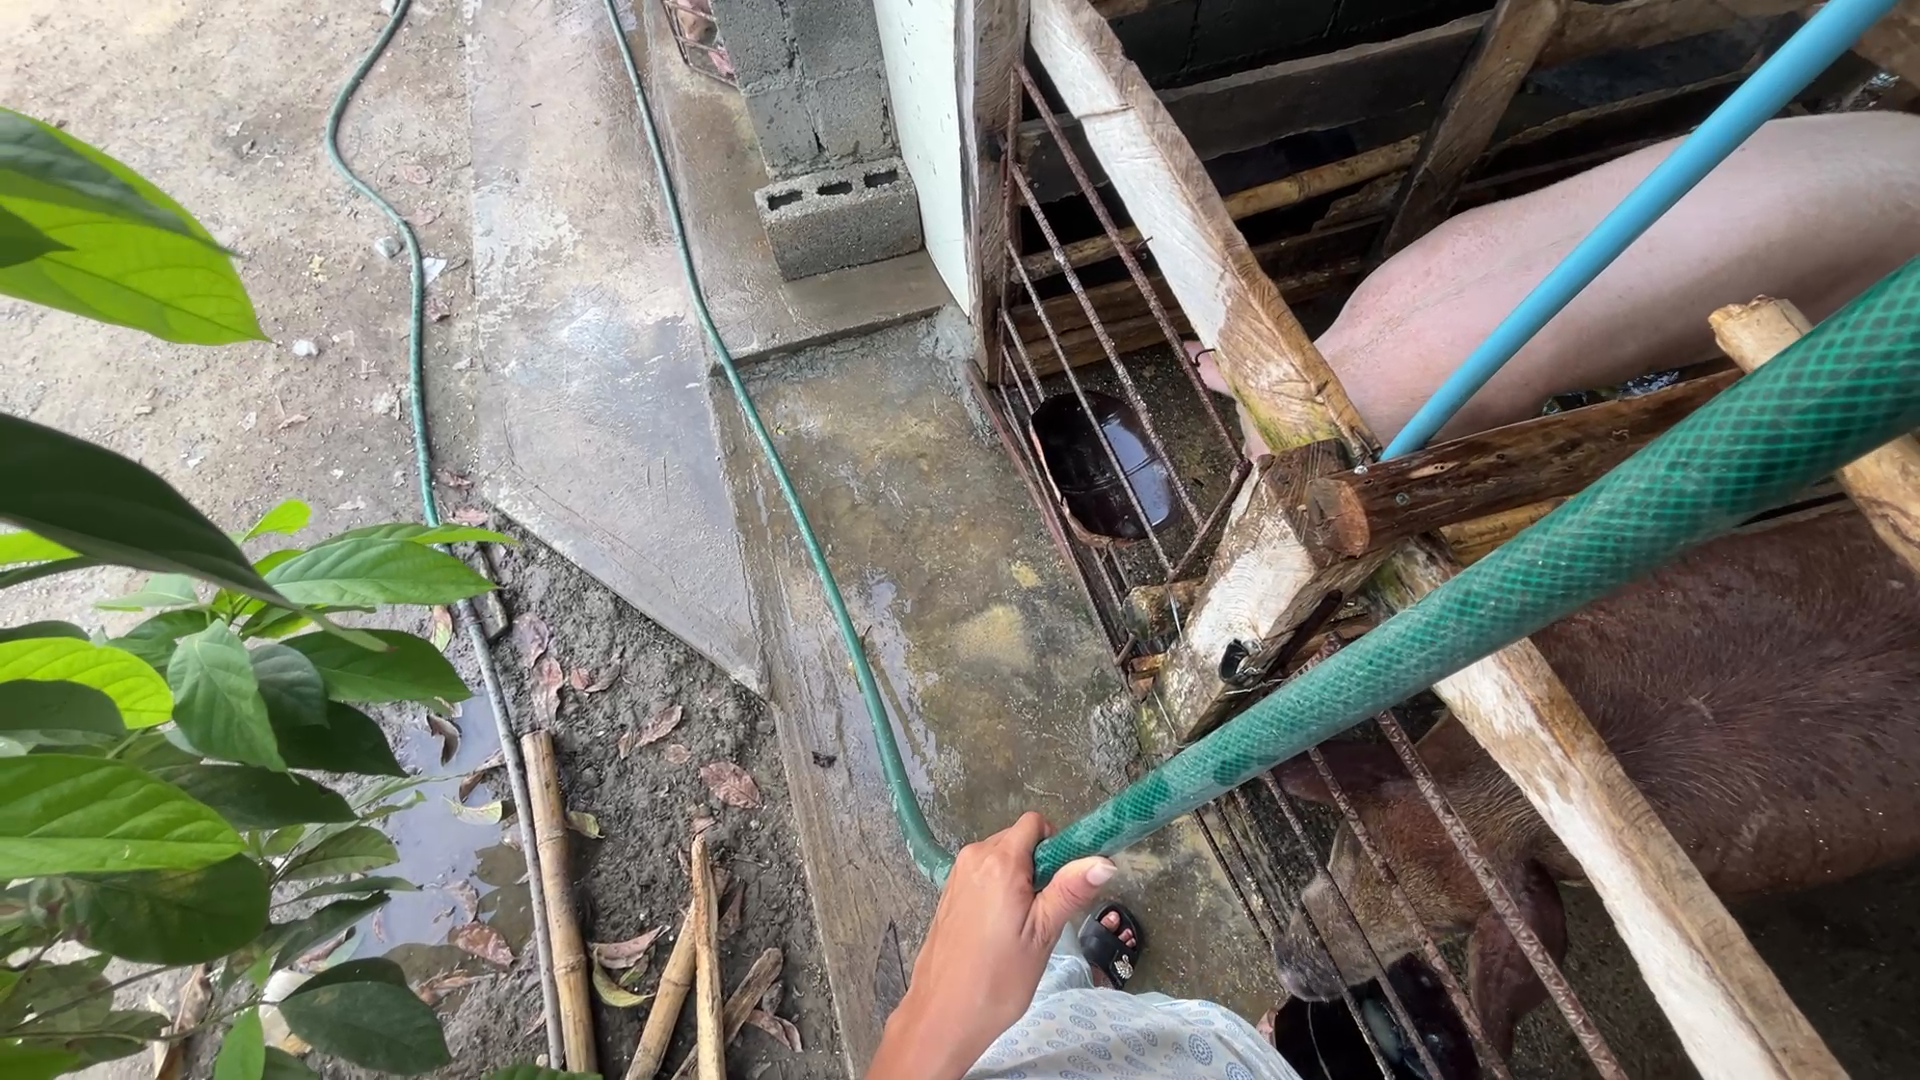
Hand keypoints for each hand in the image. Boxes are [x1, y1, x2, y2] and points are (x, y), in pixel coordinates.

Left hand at [865, 813, 1116, 1079]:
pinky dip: (997, 889)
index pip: (1035, 823)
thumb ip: (1070, 890)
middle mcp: (974, 855)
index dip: (1055, 845)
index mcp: (1000, 860)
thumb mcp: (1043, 934)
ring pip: (1001, 857)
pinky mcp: (949, 890)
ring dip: (1018, 879)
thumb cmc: (998, 979)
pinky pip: (983, 873)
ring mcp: (958, 872)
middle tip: (1042, 913)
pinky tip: (998, 929)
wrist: (941, 1015)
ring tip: (1020, 926)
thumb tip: (1104, 861)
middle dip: (1037, 866)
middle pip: (1018, 839)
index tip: (1060, 883)